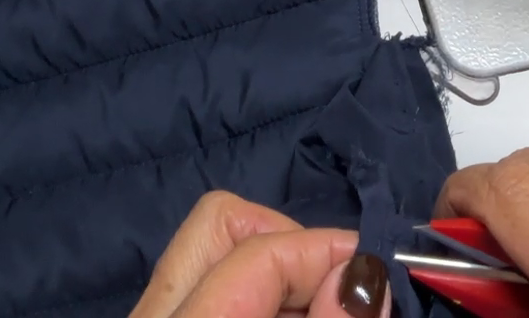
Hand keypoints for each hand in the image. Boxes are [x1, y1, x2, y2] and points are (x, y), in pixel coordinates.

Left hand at [129, 191, 391, 317]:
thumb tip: (364, 279)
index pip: (254, 249)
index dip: (324, 251)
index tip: (379, 274)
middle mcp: (151, 311)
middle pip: (219, 220)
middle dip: (288, 240)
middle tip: (337, 288)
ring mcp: (149, 315)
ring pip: (208, 246)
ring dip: (274, 264)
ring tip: (318, 303)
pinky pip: (204, 285)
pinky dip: (254, 293)